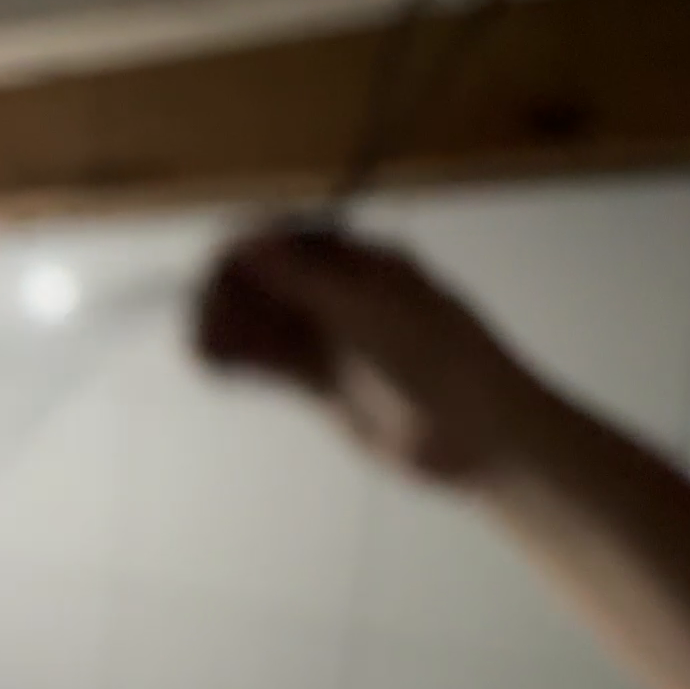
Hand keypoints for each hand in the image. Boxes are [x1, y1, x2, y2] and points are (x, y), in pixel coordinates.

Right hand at [193, 225, 558, 483]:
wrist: (489, 443)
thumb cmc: (440, 365)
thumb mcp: (369, 314)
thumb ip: (302, 281)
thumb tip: (246, 244)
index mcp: (359, 265)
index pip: (285, 244)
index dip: (243, 256)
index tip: (208, 276)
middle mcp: (337, 296)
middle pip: (264, 285)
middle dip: (229, 298)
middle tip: (202, 321)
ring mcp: (327, 339)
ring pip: (261, 325)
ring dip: (227, 331)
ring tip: (200, 347)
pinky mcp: (319, 380)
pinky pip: (267, 362)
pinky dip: (238, 361)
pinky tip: (213, 365)